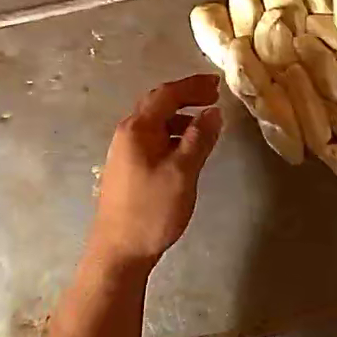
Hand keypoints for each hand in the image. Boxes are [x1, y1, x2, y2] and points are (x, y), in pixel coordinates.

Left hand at [85, 74, 224, 269]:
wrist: (119, 251)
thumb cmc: (151, 210)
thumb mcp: (183, 173)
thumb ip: (199, 139)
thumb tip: (213, 112)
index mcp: (137, 130)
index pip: (166, 95)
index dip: (192, 86)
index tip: (217, 84)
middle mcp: (127, 134)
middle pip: (157, 104)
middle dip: (186, 96)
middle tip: (214, 94)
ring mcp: (125, 152)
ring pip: (156, 123)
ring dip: (181, 116)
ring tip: (206, 121)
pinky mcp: (128, 169)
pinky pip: (154, 139)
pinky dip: (173, 135)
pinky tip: (188, 148)